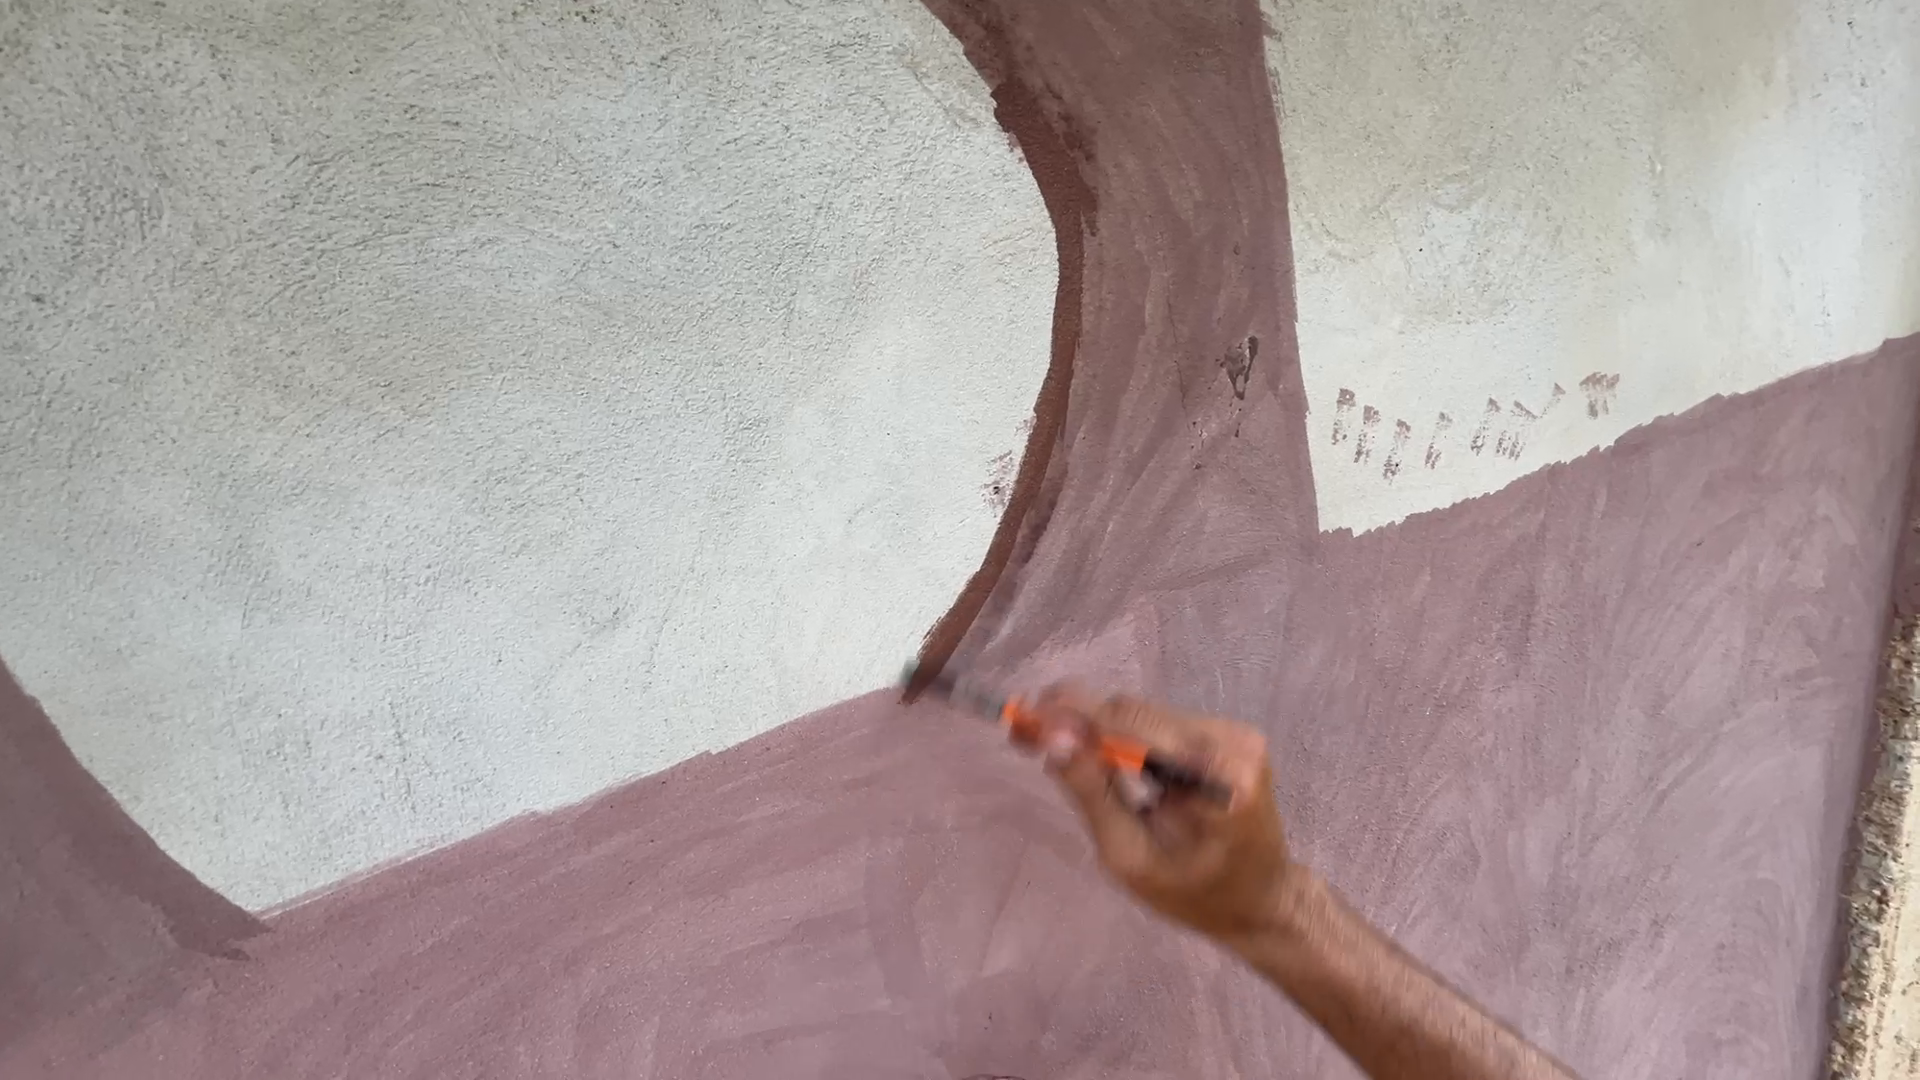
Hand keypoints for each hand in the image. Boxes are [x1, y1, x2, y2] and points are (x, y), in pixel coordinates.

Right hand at [1021, 683, 1294, 938]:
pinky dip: (1122, 733)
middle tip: (1026, 731)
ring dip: (1096, 726)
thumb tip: (1052, 739)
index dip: (1074, 716)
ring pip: (1142, 713)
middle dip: (1076, 719)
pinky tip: (1097, 750)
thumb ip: (1092, 794)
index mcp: (1219, 781)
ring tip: (1055, 742)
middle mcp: (1232, 742)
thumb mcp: (1130, 858)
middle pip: (1134, 713)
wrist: (1262, 899)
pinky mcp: (1227, 731)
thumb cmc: (1194, 895)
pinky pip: (1158, 722)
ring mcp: (1234, 731)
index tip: (1026, 712)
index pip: (1133, 727)